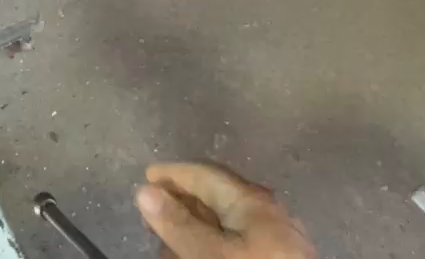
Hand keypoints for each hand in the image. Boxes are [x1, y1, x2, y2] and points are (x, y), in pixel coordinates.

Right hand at [135, 163, 315, 258]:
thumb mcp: (212, 254)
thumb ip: (179, 225)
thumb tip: (144, 190)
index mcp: (254, 200)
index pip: (204, 173)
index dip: (172, 174)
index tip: (146, 178)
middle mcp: (269, 213)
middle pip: (217, 197)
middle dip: (183, 203)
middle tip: (154, 214)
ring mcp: (280, 241)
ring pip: (229, 223)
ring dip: (198, 227)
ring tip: (173, 242)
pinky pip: (243, 243)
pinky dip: (217, 245)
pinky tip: (204, 251)